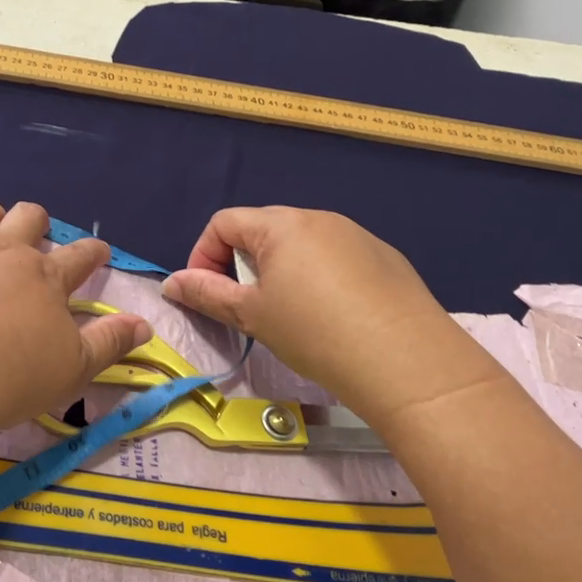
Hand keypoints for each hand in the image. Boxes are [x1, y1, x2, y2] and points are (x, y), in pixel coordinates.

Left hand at [0, 201, 152, 433]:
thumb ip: (109, 342)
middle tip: (34, 236)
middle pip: (29, 216)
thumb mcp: (74, 368)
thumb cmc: (12, 376)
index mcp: (47, 278)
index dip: (93, 251)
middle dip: (37, 221)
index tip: (98, 250)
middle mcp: (9, 250)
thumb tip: (143, 323)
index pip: (80, 255)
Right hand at [160, 207, 503, 425]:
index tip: (208, 294)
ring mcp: (357, 236)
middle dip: (243, 264)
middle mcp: (318, 218)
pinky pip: (337, 258)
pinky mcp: (387, 259)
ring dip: (281, 272)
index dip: (204, 255)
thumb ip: (206, 294)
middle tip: (247, 308)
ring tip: (290, 316)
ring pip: (301, 245)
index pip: (224, 223)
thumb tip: (172, 282)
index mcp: (280, 224)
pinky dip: (320, 280)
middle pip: (262, 230)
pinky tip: (334, 319)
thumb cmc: (315, 333)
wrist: (410, 363)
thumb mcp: (251, 316)